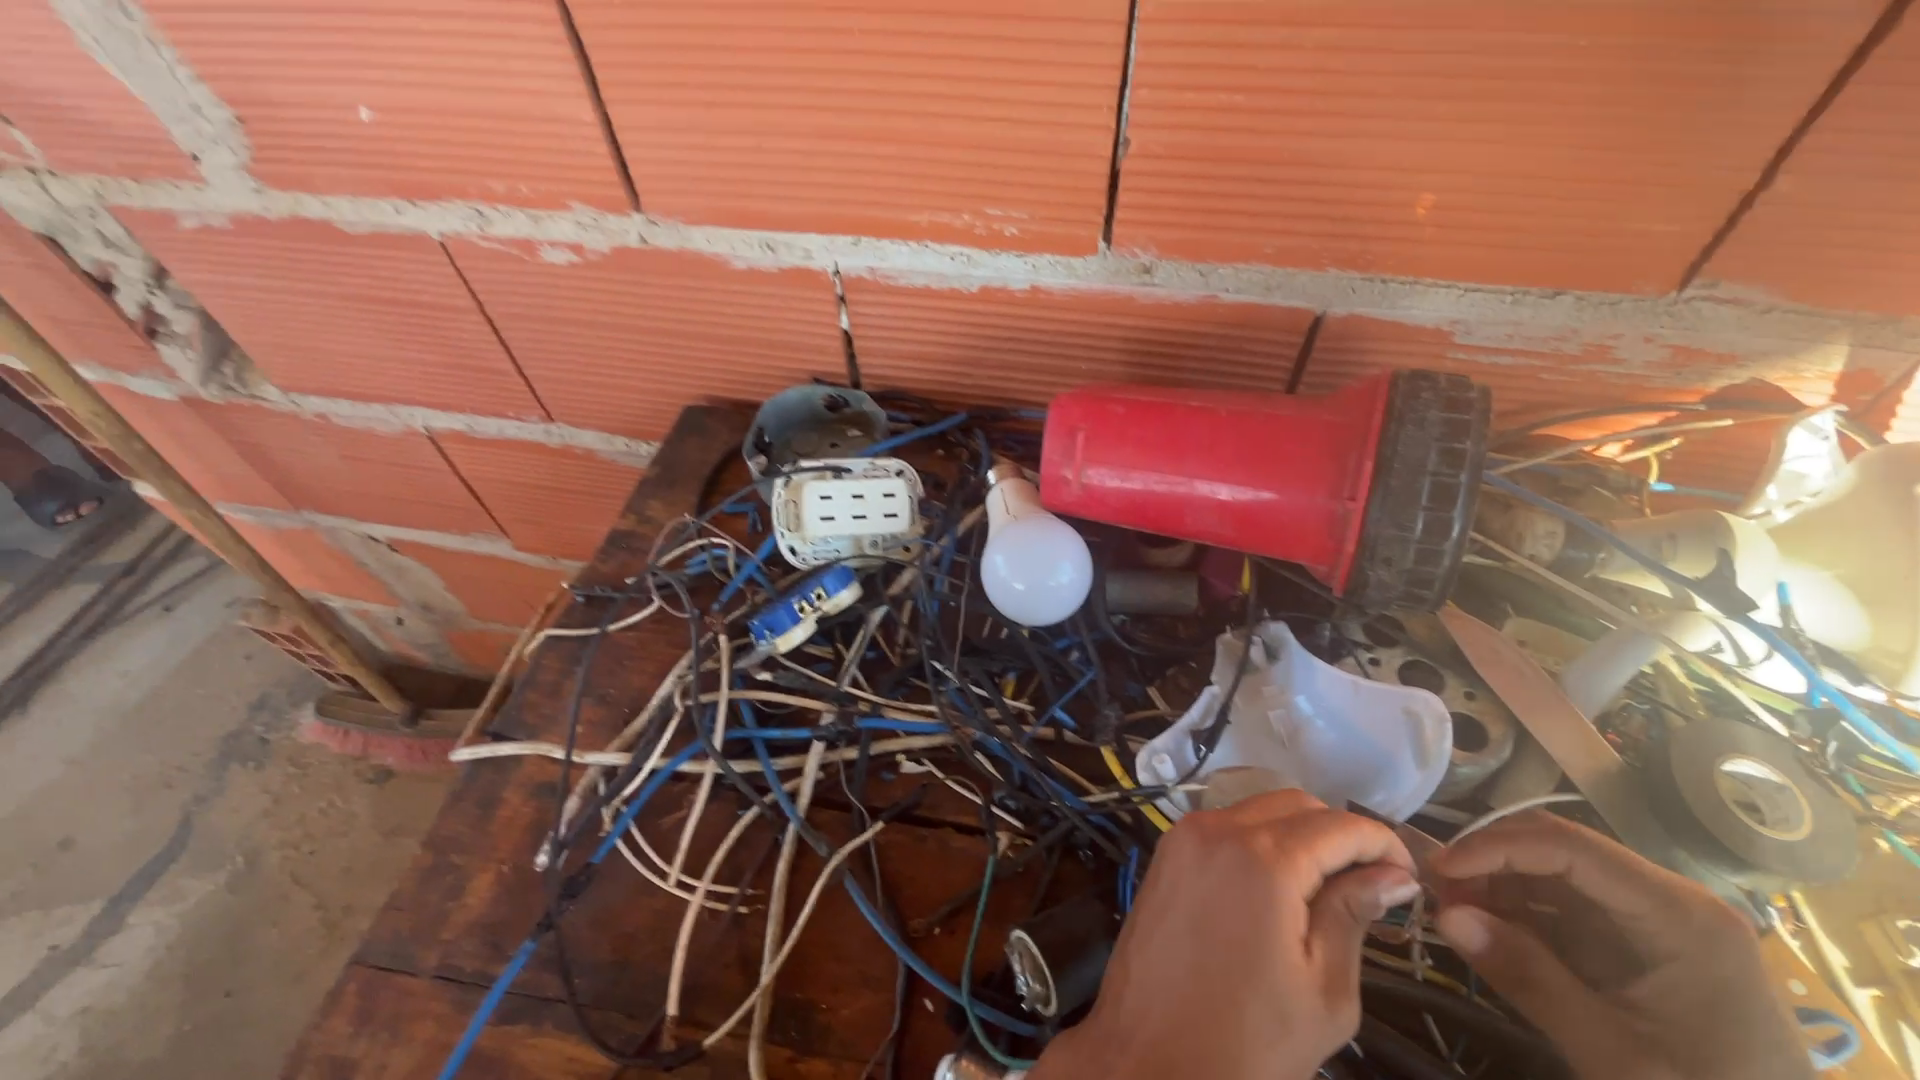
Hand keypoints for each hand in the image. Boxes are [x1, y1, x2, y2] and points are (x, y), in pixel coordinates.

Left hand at [1030, 790, 1418, 1079]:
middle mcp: (1218, 829)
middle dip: (1341, 836)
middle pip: (1297, 806)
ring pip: (1258, 810)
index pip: (1340, 826)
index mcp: (1263, 859)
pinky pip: (1225, 828)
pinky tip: (1278, 891)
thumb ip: (1354, 915)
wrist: (1146, 1060)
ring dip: (1299, 836)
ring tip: (1328, 892)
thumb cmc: (1246, 1042)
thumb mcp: (1323, 989)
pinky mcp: (1165, 855)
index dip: (1383, 845)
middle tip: (1371, 887)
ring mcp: (1184, 838)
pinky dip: (1259, 843)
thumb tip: (1394, 875)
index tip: (1408, 880)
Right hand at [1430, 811, 1811, 1079]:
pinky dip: (1521, 918)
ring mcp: (1658, 925)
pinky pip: (1570, 914)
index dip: (1495, 847)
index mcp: (1680, 915)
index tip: (1436, 870)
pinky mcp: (1643, 951)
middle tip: (1434, 893)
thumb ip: (1529, 979)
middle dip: (1492, 865)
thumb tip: (1444, 916)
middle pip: (1563, 854)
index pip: (1570, 846)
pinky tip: (1488, 932)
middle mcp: (1671, 903)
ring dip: (1500, 889)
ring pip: (1559, 880)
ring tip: (1451, 914)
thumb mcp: (1614, 1054)